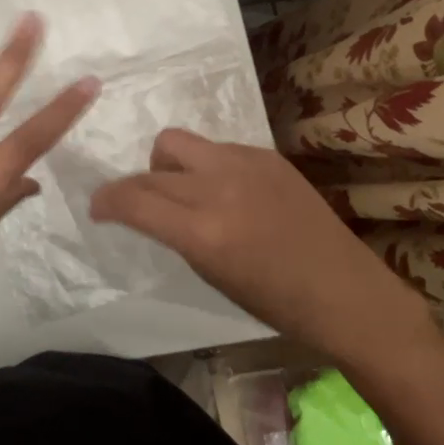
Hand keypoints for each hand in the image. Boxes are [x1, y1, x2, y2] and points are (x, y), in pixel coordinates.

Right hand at [90, 129, 433, 364]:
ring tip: (180, 190)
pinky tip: (223, 190)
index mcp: (203, 232)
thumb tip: (149, 210)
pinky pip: (214, 147)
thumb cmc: (276, 302)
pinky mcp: (266, 155)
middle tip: (135, 205)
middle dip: (133, 187)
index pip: (134, 200)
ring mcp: (244, 164)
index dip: (106, 201)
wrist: (346, 292)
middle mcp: (219, 188)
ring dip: (165, 165)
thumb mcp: (212, 274)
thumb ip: (176, 235)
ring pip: (177, 142)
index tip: (97, 207)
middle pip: (151, 169)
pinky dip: (204, 165)